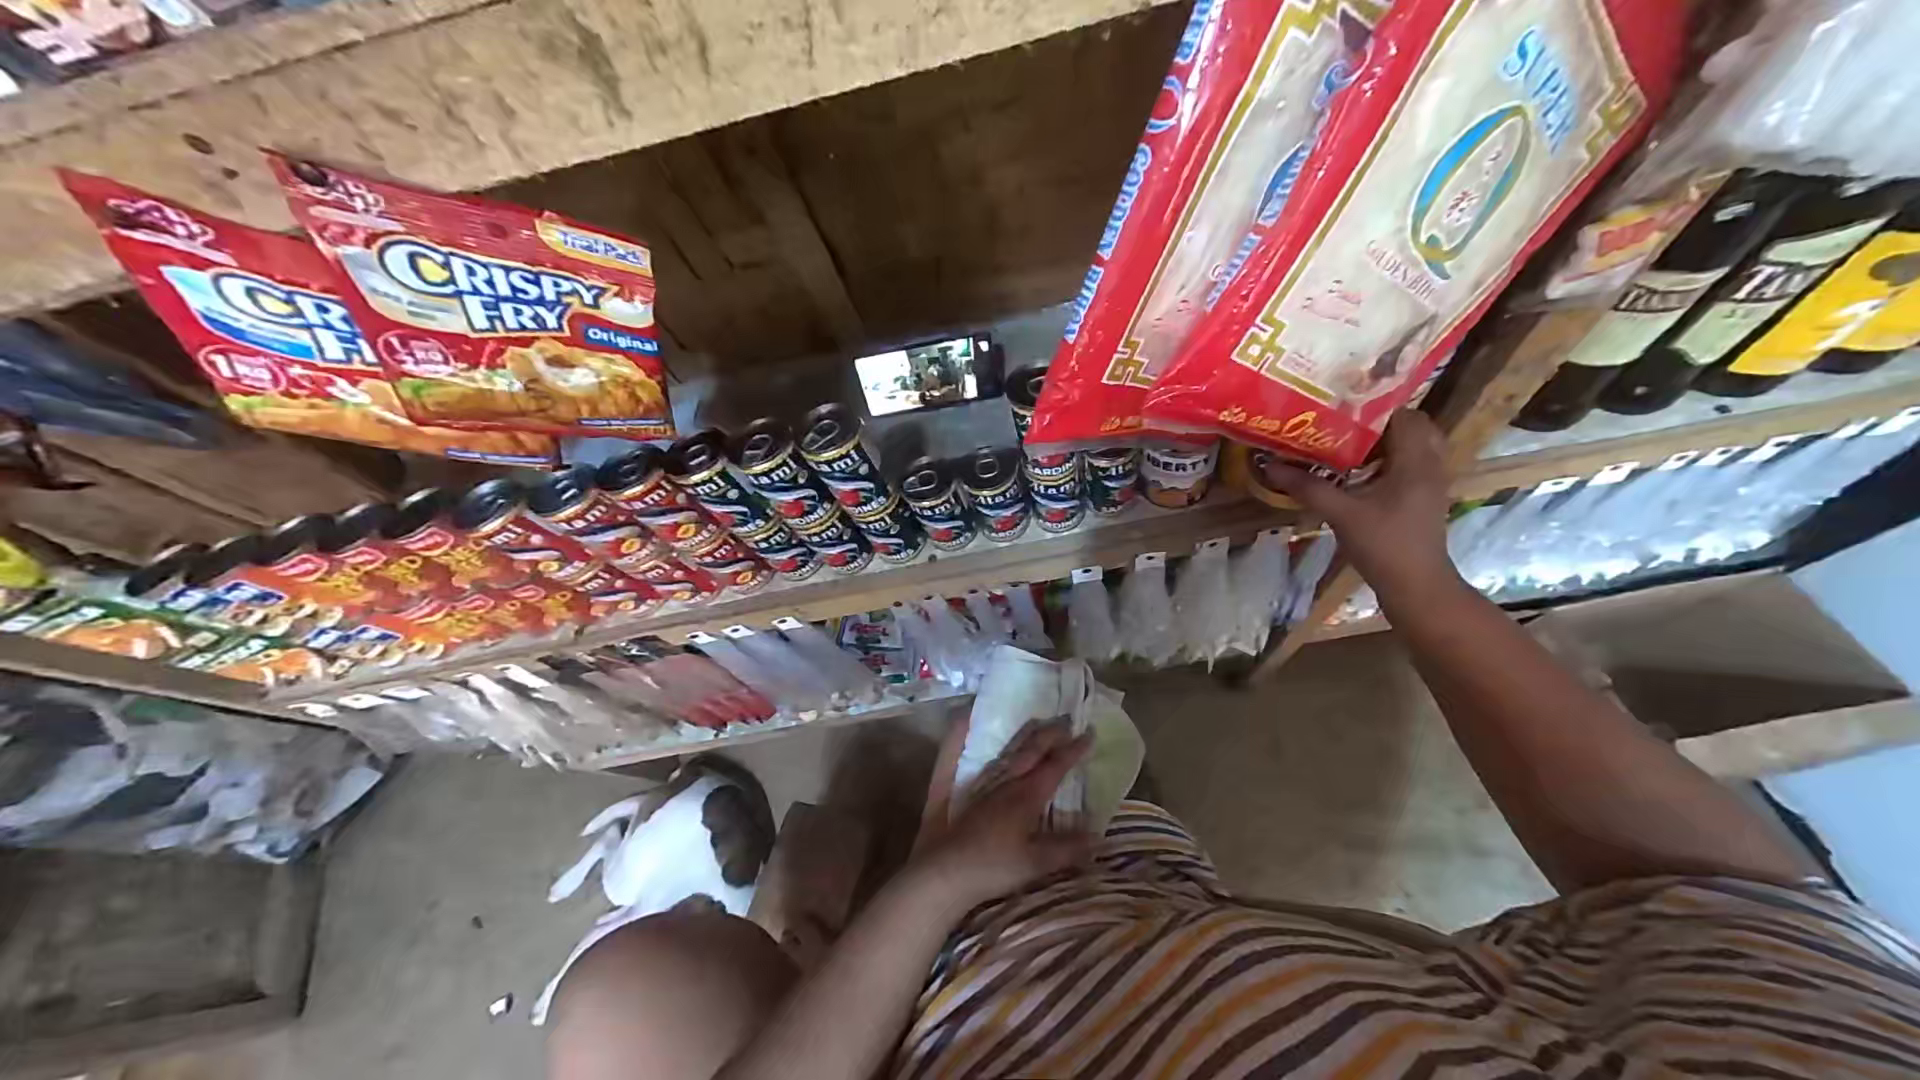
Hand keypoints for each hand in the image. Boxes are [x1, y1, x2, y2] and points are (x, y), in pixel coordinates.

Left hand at [909, 716, 1093, 911]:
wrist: (945, 872)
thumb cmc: (994, 868)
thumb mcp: (1036, 863)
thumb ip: (1067, 848)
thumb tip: (1098, 836)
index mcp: (1026, 795)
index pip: (1055, 766)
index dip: (1074, 750)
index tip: (1089, 732)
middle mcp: (1005, 782)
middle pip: (1031, 750)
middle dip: (1051, 734)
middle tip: (1067, 719)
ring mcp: (982, 783)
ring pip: (1006, 751)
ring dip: (1024, 734)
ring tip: (1036, 720)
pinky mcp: (961, 788)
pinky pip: (962, 752)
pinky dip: (964, 733)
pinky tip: (963, 718)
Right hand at [1258, 409, 1456, 588]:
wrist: (1416, 585)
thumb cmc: (1384, 545)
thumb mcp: (1341, 514)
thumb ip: (1307, 487)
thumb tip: (1268, 465)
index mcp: (1416, 461)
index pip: (1403, 415)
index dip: (1373, 406)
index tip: (1338, 406)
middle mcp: (1430, 465)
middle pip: (1413, 426)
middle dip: (1379, 421)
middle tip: (1341, 423)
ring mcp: (1430, 482)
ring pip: (1413, 445)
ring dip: (1384, 440)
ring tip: (1345, 442)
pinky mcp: (1423, 497)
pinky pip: (1410, 463)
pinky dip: (1388, 459)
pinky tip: (1357, 470)